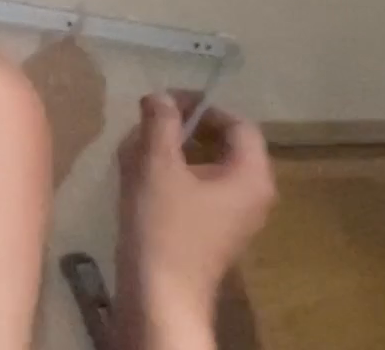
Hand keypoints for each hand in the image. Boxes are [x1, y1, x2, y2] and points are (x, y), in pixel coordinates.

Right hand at [114, 93, 276, 348]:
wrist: (160, 287)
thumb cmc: (163, 221)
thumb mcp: (156, 163)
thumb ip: (160, 122)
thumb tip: (161, 96)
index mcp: (250, 176)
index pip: (238, 125)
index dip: (202, 107)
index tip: (162, 103)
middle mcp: (252, 194)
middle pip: (222, 143)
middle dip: (181, 128)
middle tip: (143, 124)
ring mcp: (233, 213)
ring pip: (204, 163)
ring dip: (170, 148)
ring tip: (133, 149)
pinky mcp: (211, 226)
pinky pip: (197, 184)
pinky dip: (170, 171)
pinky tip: (137, 175)